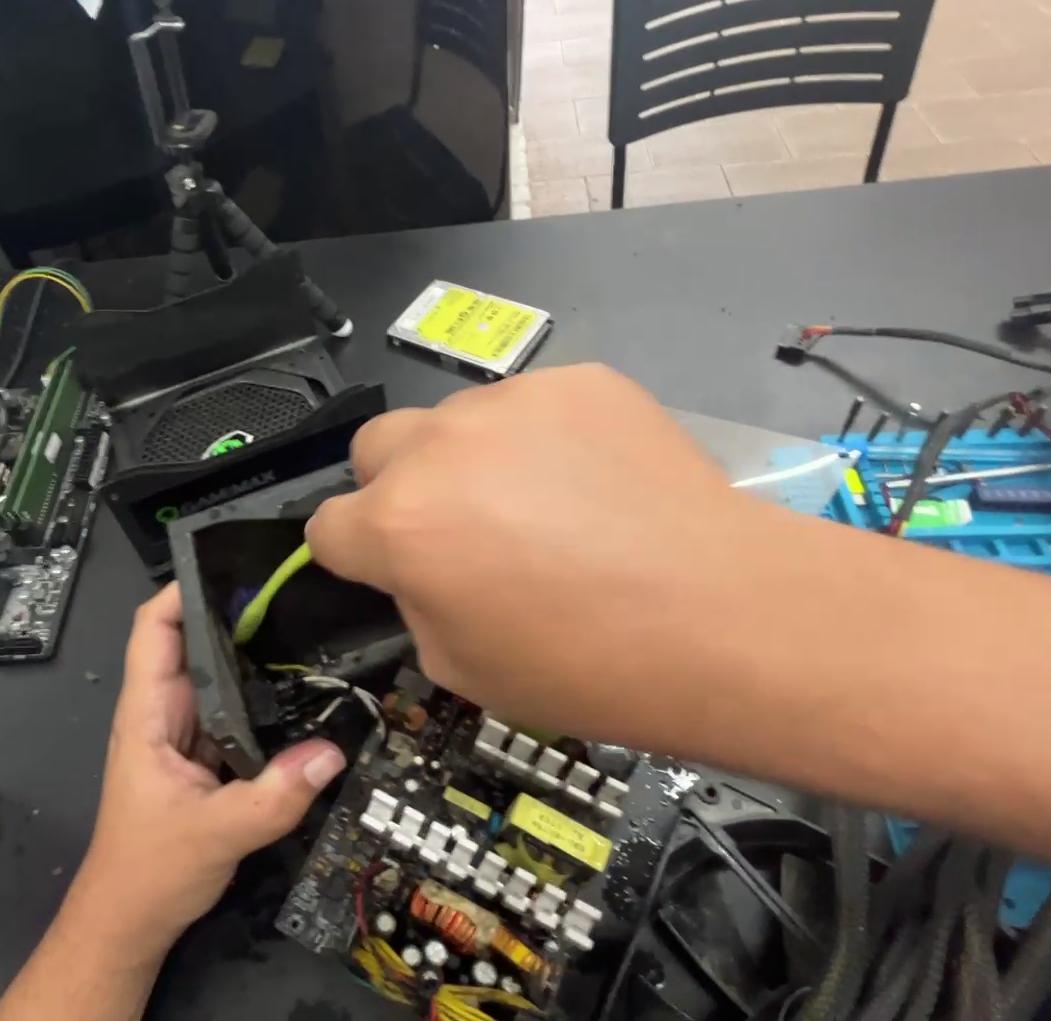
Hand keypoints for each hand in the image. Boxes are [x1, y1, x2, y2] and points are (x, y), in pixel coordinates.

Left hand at [70, 585, 346, 953]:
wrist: (130, 924)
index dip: (185, 588)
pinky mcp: (209, 752)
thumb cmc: (149, 873)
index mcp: (149, 712)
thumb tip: (334, 751)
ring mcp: (189, 730)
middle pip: (194, 639)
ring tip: (306, 621)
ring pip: (219, 671)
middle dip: (234, 608)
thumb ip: (275, 796)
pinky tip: (304, 682)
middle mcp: (167, 710)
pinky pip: (238, 706)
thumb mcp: (216, 834)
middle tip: (294, 587)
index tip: (236, 565)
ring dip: (252, 648)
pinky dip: (265, 689)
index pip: (155, 628)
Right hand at [306, 364, 772, 741]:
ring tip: (545, 504)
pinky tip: (594, 482)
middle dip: (395, 487)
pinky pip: (532, 406)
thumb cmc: (587, 666)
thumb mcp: (464, 668)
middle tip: (456, 526)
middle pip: (373, 449)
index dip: (352, 554)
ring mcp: (512, 403)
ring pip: (454, 422)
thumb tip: (421, 570)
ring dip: (472, 458)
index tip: (387, 567)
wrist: (724, 617)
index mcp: (399, 526)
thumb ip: (415, 603)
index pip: (325, 525)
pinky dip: (543, 439)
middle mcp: (440, 448)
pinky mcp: (579, 381)